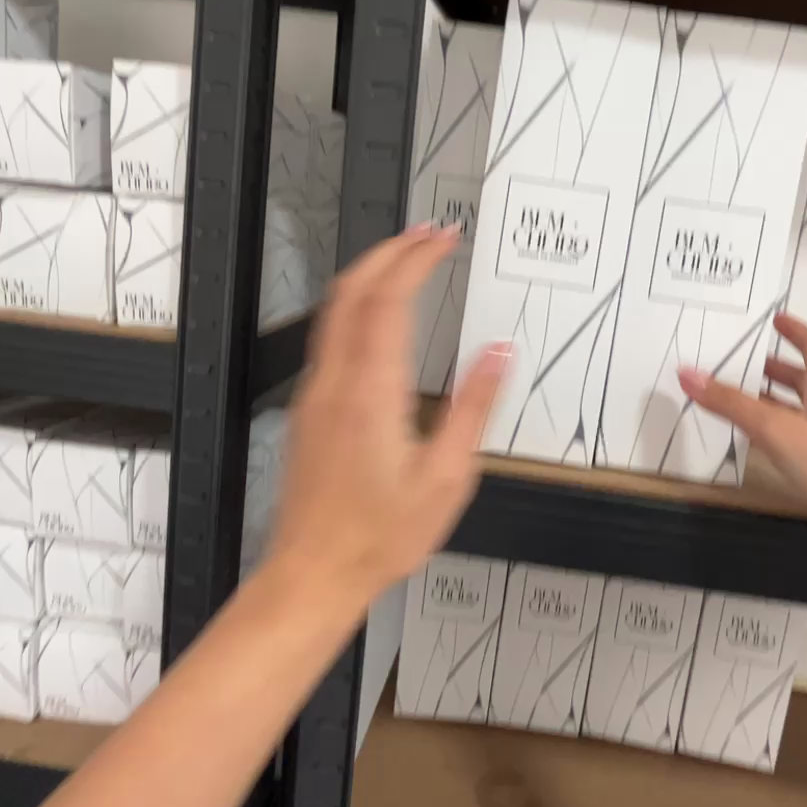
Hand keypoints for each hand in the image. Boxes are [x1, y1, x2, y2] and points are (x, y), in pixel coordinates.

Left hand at [267, 225, 510, 603]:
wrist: (313, 572)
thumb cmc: (379, 535)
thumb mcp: (448, 476)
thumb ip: (474, 407)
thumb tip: (497, 353)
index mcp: (372, 392)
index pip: (389, 298)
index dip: (416, 258)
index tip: (442, 238)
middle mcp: (336, 382)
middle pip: (352, 290)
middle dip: (389, 251)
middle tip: (426, 234)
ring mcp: (316, 393)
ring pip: (334, 309)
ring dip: (369, 274)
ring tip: (406, 260)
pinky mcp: (309, 408)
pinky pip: (329, 336)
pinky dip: (356, 306)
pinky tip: (378, 316)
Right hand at [677, 313, 806, 568]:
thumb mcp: (777, 430)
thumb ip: (731, 404)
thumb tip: (686, 373)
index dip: (796, 332)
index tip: (775, 320)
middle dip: (780, 370)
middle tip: (747, 365)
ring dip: (781, 403)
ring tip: (747, 403)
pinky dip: (786, 435)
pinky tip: (768, 448)